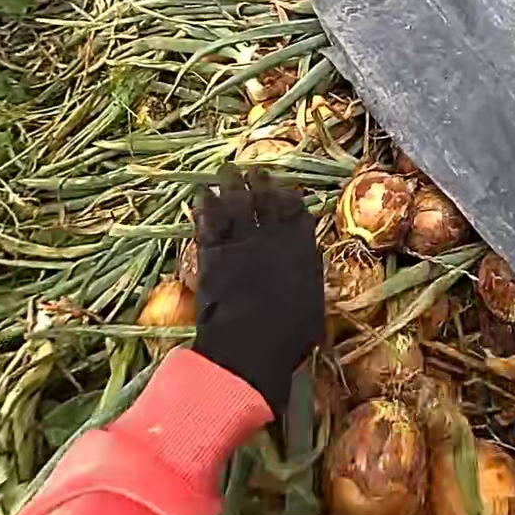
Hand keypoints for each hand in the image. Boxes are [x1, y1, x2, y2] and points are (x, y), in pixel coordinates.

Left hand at [192, 168, 323, 416]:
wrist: (250, 345)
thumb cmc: (289, 335)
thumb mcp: (312, 303)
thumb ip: (310, 272)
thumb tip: (310, 254)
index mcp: (300, 248)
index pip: (297, 213)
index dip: (290, 198)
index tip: (285, 188)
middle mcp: (272, 237)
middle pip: (266, 201)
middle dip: (261, 184)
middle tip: (255, 170)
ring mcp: (241, 242)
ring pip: (236, 204)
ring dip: (232, 185)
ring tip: (228, 170)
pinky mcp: (213, 252)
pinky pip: (209, 222)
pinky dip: (205, 206)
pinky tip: (202, 194)